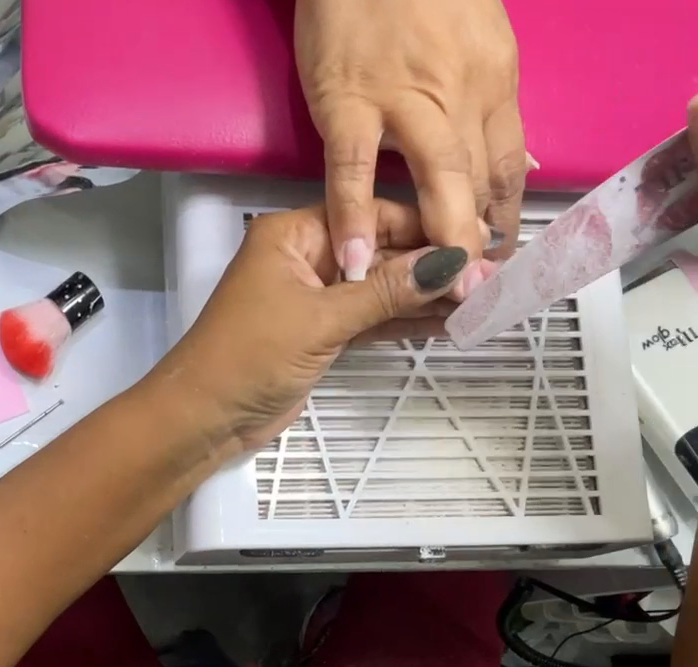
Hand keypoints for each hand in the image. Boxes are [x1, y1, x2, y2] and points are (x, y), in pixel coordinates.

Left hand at [147, 202, 470, 450]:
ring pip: (379, 290)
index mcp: (295, 234)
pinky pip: (370, 320)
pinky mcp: (320, 335)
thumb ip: (386, 292)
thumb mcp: (321, 320)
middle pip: (381, 253)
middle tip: (492, 279)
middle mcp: (307, 257)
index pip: (374, 218)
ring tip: (482, 302)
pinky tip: (447, 323)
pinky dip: (403, 323)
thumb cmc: (249, 357)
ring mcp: (314, 298)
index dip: (428, 232)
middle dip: (432, 269)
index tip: (480, 246)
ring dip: (424, 299)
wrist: (205, 418)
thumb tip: (453, 264)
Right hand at [295, 0, 523, 296]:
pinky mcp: (349, 103)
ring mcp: (404, 100)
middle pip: (478, 184)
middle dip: (481, 248)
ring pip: (435, 182)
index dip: (505, 223)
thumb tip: (496, 160)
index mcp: (492, 79)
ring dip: (438, 244)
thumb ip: (480, 99)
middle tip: (476, 302)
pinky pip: (353, 170)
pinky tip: (356, 263)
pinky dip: (355, 218)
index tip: (499, 266)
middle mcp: (462, 94)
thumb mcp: (472, 36)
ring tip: (436, 297)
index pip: (508, 167)